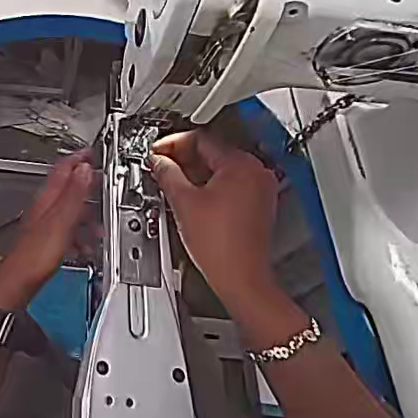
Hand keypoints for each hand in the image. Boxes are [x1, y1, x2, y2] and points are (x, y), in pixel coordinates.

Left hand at [0, 153, 95, 310]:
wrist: (17, 286)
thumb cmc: (33, 257)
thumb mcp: (61, 222)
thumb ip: (74, 195)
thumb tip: (84, 169)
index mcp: (46, 200)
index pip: (63, 169)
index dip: (78, 158)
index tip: (92, 153)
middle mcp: (43, 209)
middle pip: (67, 187)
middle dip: (87, 184)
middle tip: (103, 183)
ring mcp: (44, 225)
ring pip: (69, 210)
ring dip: (87, 213)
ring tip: (100, 222)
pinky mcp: (46, 241)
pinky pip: (68, 229)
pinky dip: (81, 232)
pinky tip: (85, 243)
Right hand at [145, 130, 282, 316]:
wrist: (242, 277)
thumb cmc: (221, 247)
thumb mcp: (184, 203)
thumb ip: (167, 174)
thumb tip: (158, 162)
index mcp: (241, 165)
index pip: (201, 140)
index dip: (173, 144)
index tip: (158, 152)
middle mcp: (256, 172)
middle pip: (212, 153)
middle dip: (183, 159)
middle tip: (161, 167)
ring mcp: (259, 188)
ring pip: (220, 170)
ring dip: (195, 174)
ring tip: (172, 184)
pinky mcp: (258, 204)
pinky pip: (230, 185)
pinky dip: (210, 187)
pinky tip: (192, 199)